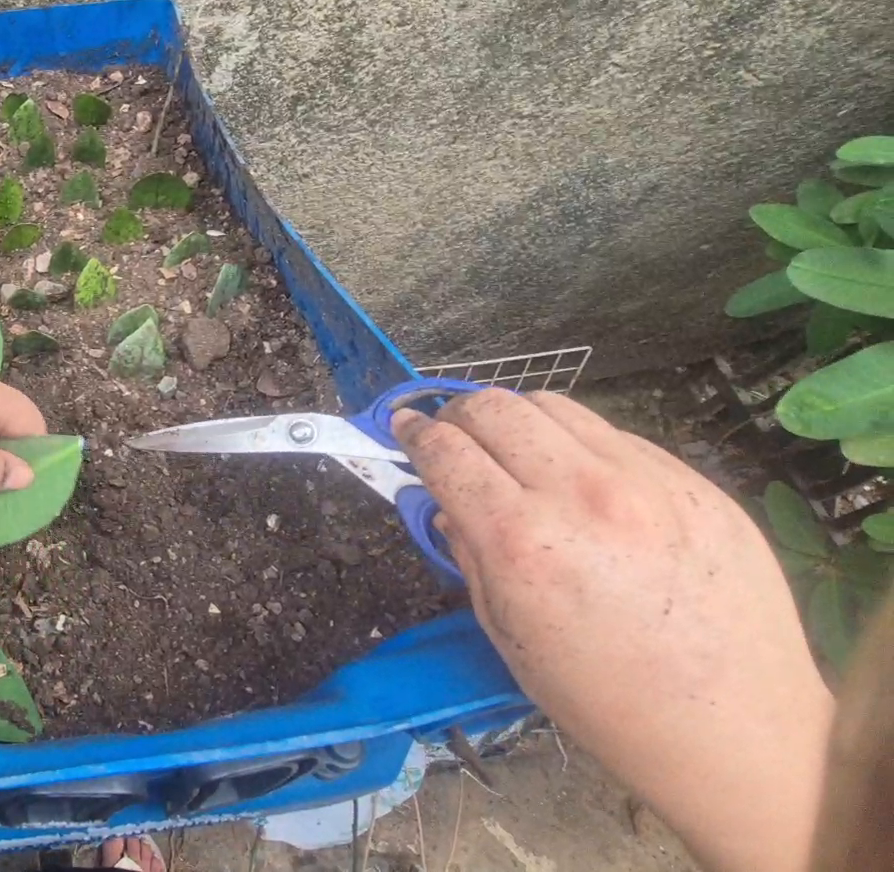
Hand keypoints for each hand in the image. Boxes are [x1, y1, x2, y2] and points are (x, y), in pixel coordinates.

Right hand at [394, 390, 831, 871]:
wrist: (738, 734)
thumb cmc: (597, 694)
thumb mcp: (502, 625)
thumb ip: (467, 548)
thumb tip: (448, 500)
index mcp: (522, 540)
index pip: (445, 448)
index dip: (412, 432)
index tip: (403, 429)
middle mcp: (582, 496)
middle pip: (493, 407)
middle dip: (457, 416)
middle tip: (454, 440)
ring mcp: (650, 484)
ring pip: (552, 406)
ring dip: (516, 422)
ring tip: (515, 456)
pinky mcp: (699, 486)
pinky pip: (613, 436)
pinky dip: (575, 447)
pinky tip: (581, 486)